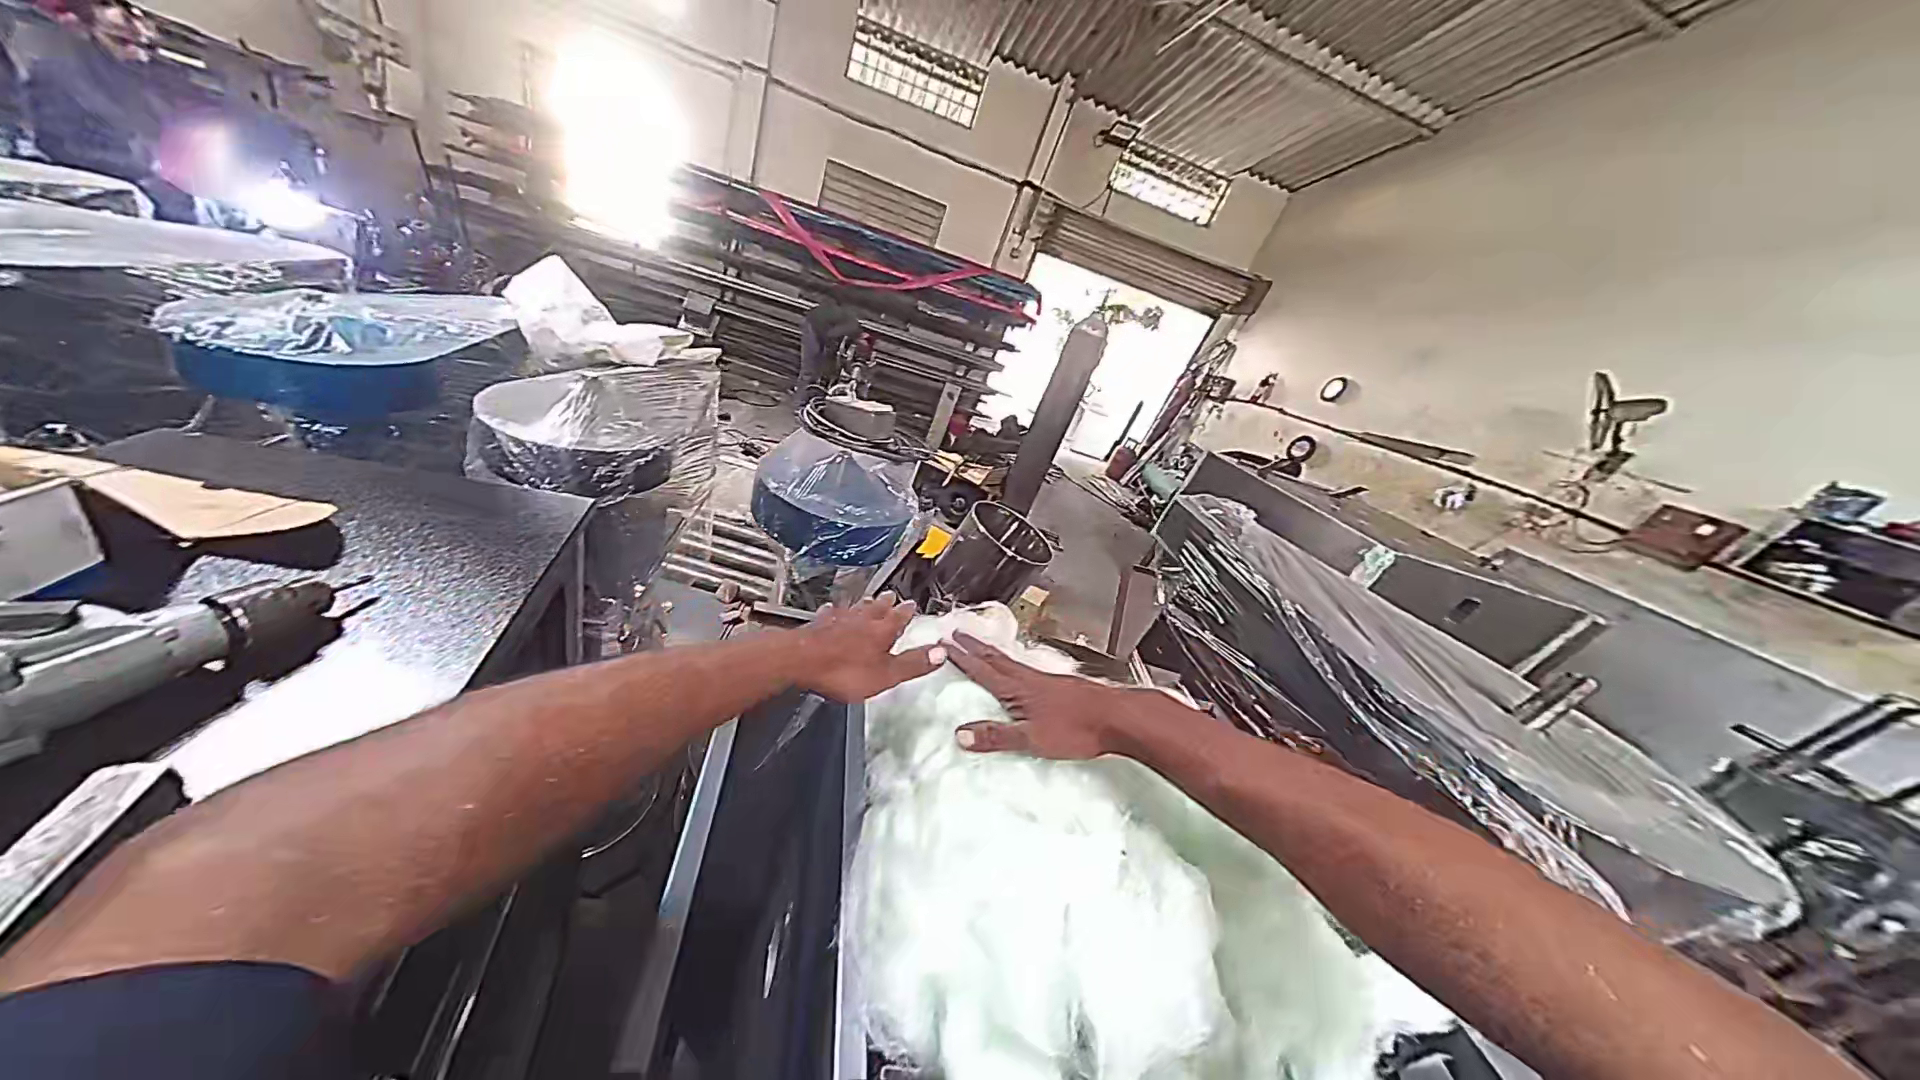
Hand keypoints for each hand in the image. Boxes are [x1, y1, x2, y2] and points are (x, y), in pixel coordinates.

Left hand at [796, 593, 943, 702]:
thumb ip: (913, 664)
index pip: (899, 617)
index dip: (907, 612)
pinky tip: (832, 610)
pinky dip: (836, 612)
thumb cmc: (843, 670)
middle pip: (877, 608)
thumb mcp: (886, 674)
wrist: (800, 660)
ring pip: (856, 609)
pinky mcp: (818, 625)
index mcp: (882, 631)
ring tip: (868, 600)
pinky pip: (831, 614)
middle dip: (886, 603)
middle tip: (892, 596)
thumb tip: (941, 653)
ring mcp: (838, 620)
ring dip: (864, 605)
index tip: (912, 605)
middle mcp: (862, 620)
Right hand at [941, 632, 1145, 759]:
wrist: (1118, 717)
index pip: (983, 669)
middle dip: (973, 646)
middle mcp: (1031, 678)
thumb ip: (996, 736)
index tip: (945, 645)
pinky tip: (1019, 671)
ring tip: (981, 647)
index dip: (962, 657)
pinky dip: (1013, 663)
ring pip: (1011, 661)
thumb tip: (962, 735)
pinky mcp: (1061, 685)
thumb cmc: (1078, 728)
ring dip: (992, 652)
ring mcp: (1047, 680)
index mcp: (1019, 689)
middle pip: (996, 658)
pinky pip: (1027, 668)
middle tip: (957, 633)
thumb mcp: (1031, 738)